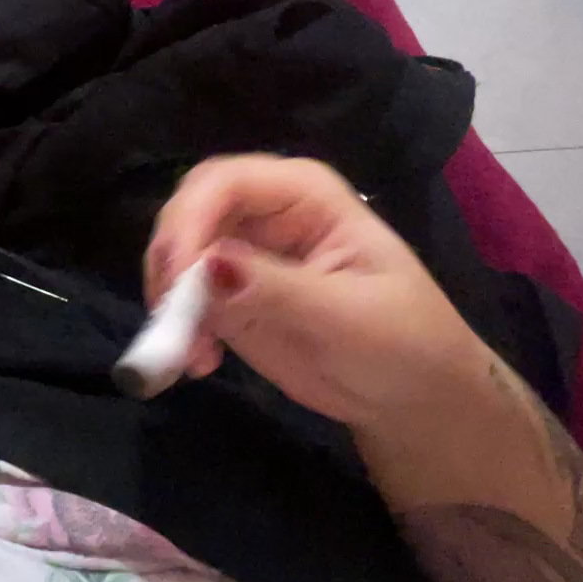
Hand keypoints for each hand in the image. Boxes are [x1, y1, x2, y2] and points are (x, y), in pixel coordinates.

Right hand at [145, 154, 495, 429]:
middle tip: (170, 309)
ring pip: (174, 249)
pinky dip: (174, 322)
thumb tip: (207, 263)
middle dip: (171, 254)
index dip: (192, 218)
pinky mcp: (222, 288)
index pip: (226, 182)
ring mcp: (238, 247)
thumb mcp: (349, 317)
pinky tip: (198, 360)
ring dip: (168, 295)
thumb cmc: (405, 345)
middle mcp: (262, 210)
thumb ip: (277, 287)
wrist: (414, 399)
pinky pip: (178, 292)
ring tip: (190, 351)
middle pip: (188, 206)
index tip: (182, 275)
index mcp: (302, 194)